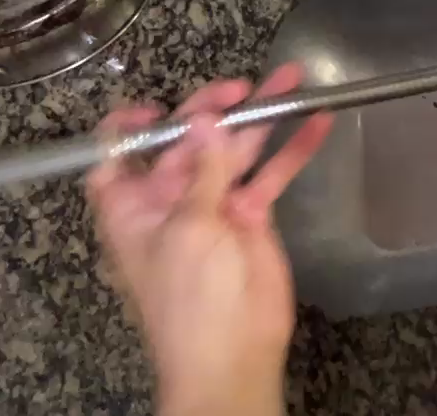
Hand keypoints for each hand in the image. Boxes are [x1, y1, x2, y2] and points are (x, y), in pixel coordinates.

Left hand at [87, 66, 332, 415]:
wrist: (233, 356)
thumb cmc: (190, 298)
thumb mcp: (189, 231)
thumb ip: (202, 170)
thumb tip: (206, 119)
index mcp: (136, 207)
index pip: (117, 158)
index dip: (128, 130)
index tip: (156, 108)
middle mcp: (172, 199)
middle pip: (188, 141)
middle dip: (215, 108)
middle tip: (245, 86)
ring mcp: (215, 203)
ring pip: (237, 148)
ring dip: (264, 117)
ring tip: (294, 82)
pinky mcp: (253, 212)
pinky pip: (272, 171)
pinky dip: (295, 149)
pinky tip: (319, 122)